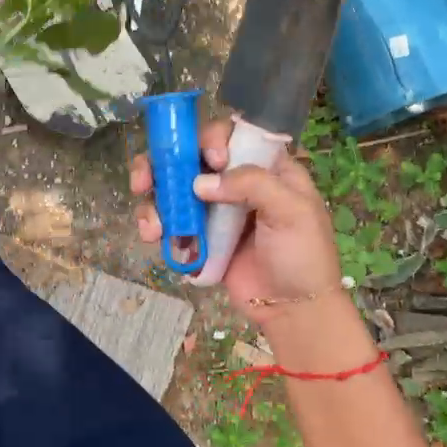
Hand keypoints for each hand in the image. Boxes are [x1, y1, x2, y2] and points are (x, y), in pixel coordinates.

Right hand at [128, 120, 345, 327]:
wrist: (293, 309)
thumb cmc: (302, 256)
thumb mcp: (292, 212)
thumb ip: (252, 184)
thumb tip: (200, 183)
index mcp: (265, 168)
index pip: (232, 136)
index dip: (212, 139)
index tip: (210, 161)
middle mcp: (234, 183)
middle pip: (189, 158)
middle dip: (161, 165)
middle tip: (144, 182)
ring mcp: (212, 210)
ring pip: (171, 189)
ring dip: (153, 201)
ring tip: (151, 225)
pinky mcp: (197, 236)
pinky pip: (168, 221)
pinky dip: (154, 224)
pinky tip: (152, 237)